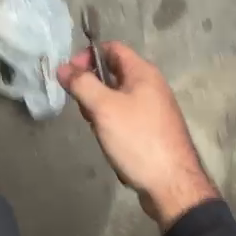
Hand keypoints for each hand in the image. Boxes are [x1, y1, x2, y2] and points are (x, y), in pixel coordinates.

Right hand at [58, 41, 220, 230]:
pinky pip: (126, 120)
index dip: (88, 56)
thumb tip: (63, 67)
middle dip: (93, 90)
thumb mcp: (104, 108)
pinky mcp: (153, 131)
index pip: (112, 48)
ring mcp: (154, 110)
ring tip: (101, 133)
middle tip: (86, 111)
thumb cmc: (138, 139)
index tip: (70, 75)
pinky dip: (114, 129)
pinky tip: (113, 147)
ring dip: (102, 113)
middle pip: (113, 75)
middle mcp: (151, 86)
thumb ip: (82, 84)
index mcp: (143, 72)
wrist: (173, 187)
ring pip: (117, 100)